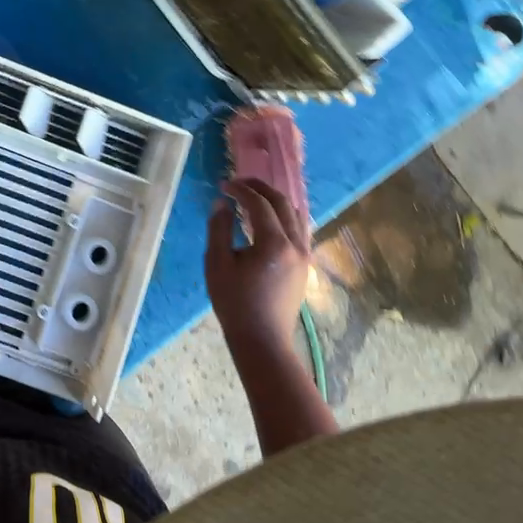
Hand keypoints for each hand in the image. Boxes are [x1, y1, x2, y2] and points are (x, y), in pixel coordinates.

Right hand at [206, 176, 314, 358]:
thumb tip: (222, 203)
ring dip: (274, 200)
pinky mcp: (305, 265)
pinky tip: (269, 219)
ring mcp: (304, 255)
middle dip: (260, 188)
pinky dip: (284, 216)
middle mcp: (295, 244)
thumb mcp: (217, 263)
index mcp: (274, 243)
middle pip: (282, 203)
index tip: (223, 184)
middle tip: (239, 182)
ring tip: (254, 197)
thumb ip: (219, 228)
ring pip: (295, 215)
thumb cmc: (235, 303)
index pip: (259, 204)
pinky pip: (299, 229)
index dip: (241, 189)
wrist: (262, 340)